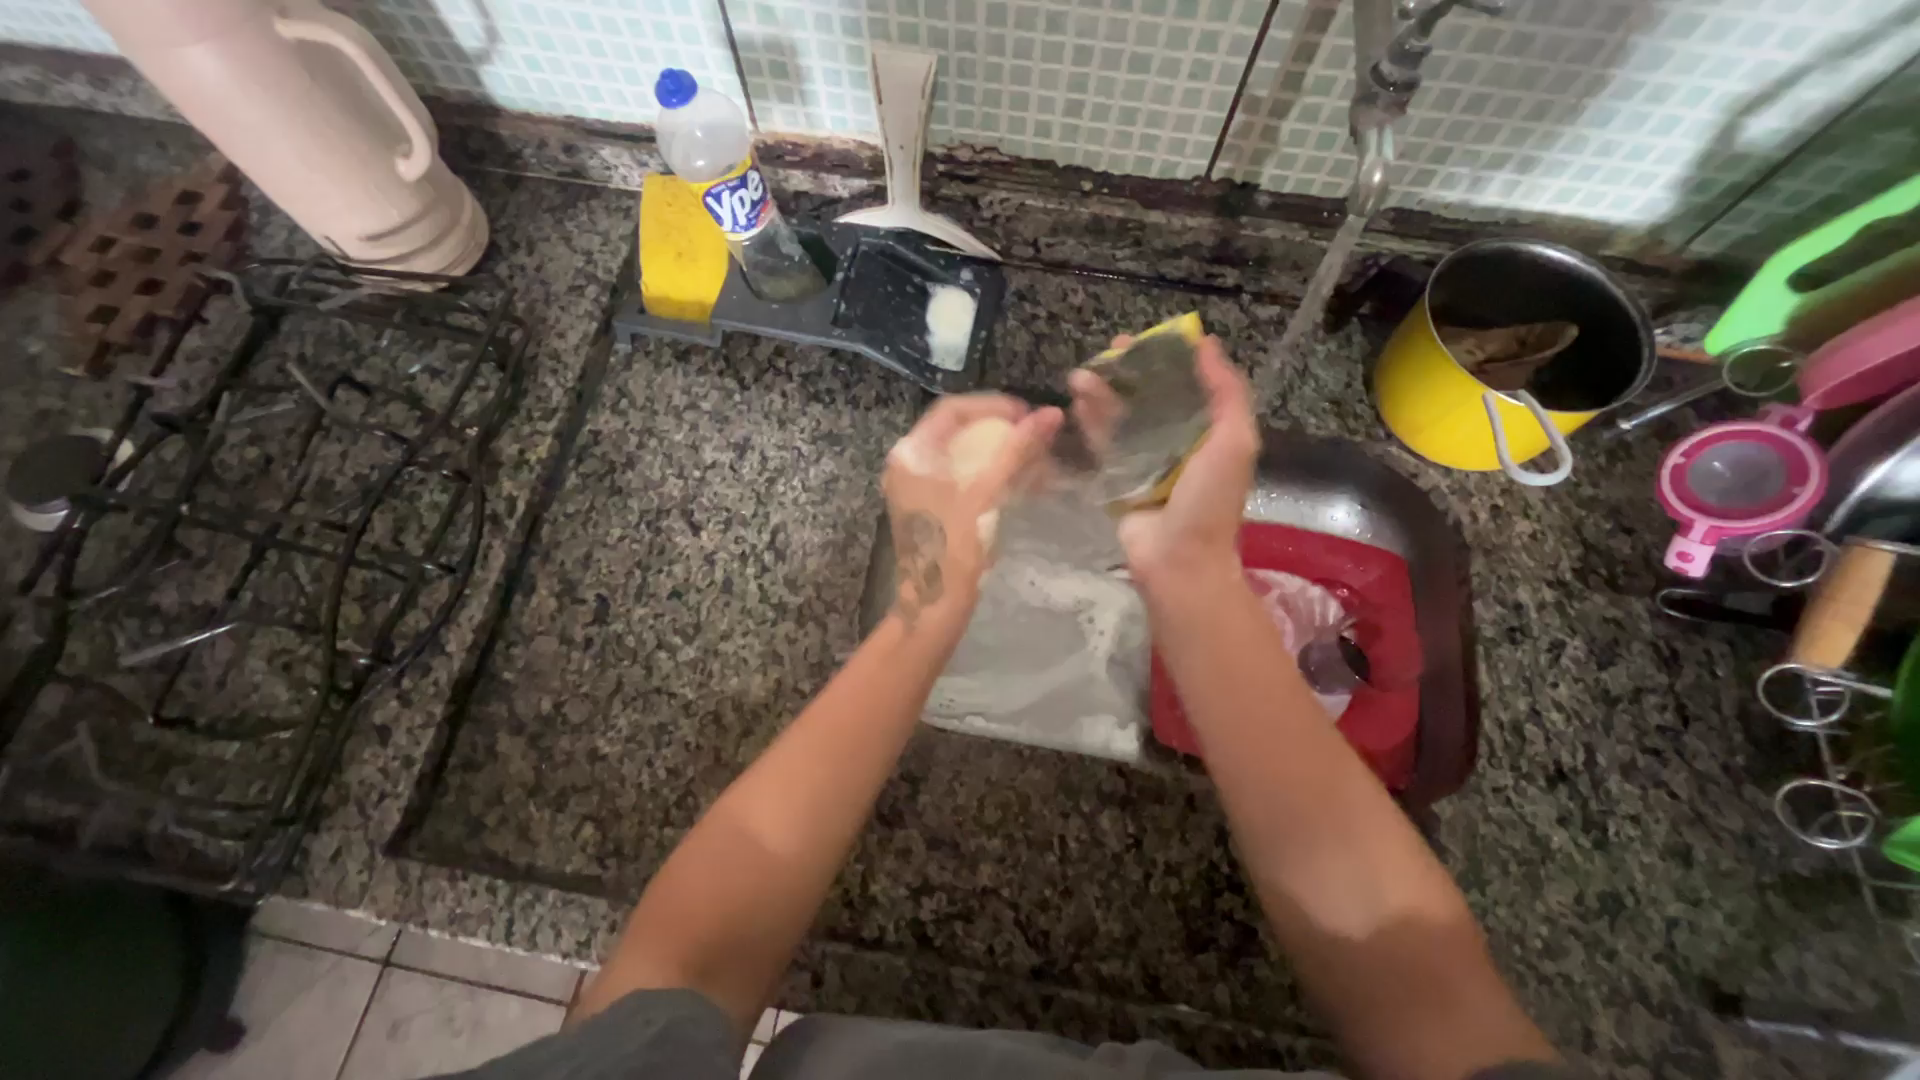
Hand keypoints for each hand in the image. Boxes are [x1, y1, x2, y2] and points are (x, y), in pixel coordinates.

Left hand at [884, 393, 1062, 628]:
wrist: (934, 607)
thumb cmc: (953, 548)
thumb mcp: (985, 494)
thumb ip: (1016, 450)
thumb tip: (1051, 414)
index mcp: (911, 454)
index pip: (952, 409)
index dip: (993, 405)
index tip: (1029, 414)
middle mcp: (910, 465)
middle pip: (959, 431)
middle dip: (1002, 429)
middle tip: (1038, 435)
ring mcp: (920, 488)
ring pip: (966, 455)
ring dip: (1002, 453)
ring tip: (1039, 459)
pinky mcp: (935, 509)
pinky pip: (966, 478)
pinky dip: (994, 474)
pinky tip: (1025, 482)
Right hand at [1069, 334, 1257, 593]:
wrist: (1178, 560)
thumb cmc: (1210, 500)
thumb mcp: (1235, 440)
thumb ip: (1225, 391)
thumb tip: (1206, 343)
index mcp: (1208, 432)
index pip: (1187, 384)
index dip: (1168, 358)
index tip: (1149, 337)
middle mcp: (1176, 442)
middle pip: (1150, 396)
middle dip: (1130, 370)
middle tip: (1110, 348)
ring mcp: (1145, 461)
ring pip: (1122, 416)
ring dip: (1103, 392)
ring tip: (1082, 372)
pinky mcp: (1118, 478)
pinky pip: (1103, 443)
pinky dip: (1090, 420)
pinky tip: (1076, 399)